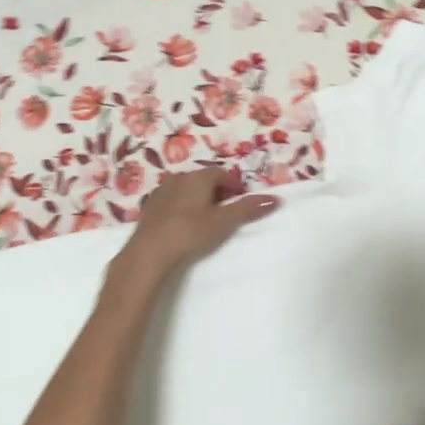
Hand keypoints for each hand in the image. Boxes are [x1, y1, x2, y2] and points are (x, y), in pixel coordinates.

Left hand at [112, 168, 278, 283]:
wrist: (150, 250)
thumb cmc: (191, 232)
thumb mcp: (223, 221)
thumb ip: (248, 209)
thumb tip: (275, 199)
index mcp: (198, 178)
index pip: (221, 173)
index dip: (233, 185)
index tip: (240, 200)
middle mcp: (178, 178)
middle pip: (202, 180)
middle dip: (215, 191)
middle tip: (225, 210)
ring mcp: (161, 192)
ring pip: (184, 189)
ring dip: (196, 199)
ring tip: (204, 218)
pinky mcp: (149, 207)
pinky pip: (170, 201)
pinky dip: (179, 207)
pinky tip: (181, 224)